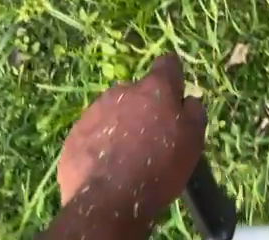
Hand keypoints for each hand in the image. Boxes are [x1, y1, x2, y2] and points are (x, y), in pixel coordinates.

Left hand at [56, 54, 207, 224]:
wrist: (107, 203)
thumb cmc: (159, 167)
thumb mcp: (193, 141)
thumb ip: (193, 112)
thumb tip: (188, 100)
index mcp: (155, 87)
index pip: (167, 64)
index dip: (172, 76)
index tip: (174, 92)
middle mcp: (124, 90)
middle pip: (138, 92)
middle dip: (143, 107)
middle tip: (149, 137)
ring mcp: (95, 110)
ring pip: (113, 111)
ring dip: (120, 125)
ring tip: (124, 157)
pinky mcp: (75, 134)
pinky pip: (93, 132)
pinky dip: (99, 144)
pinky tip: (105, 166)